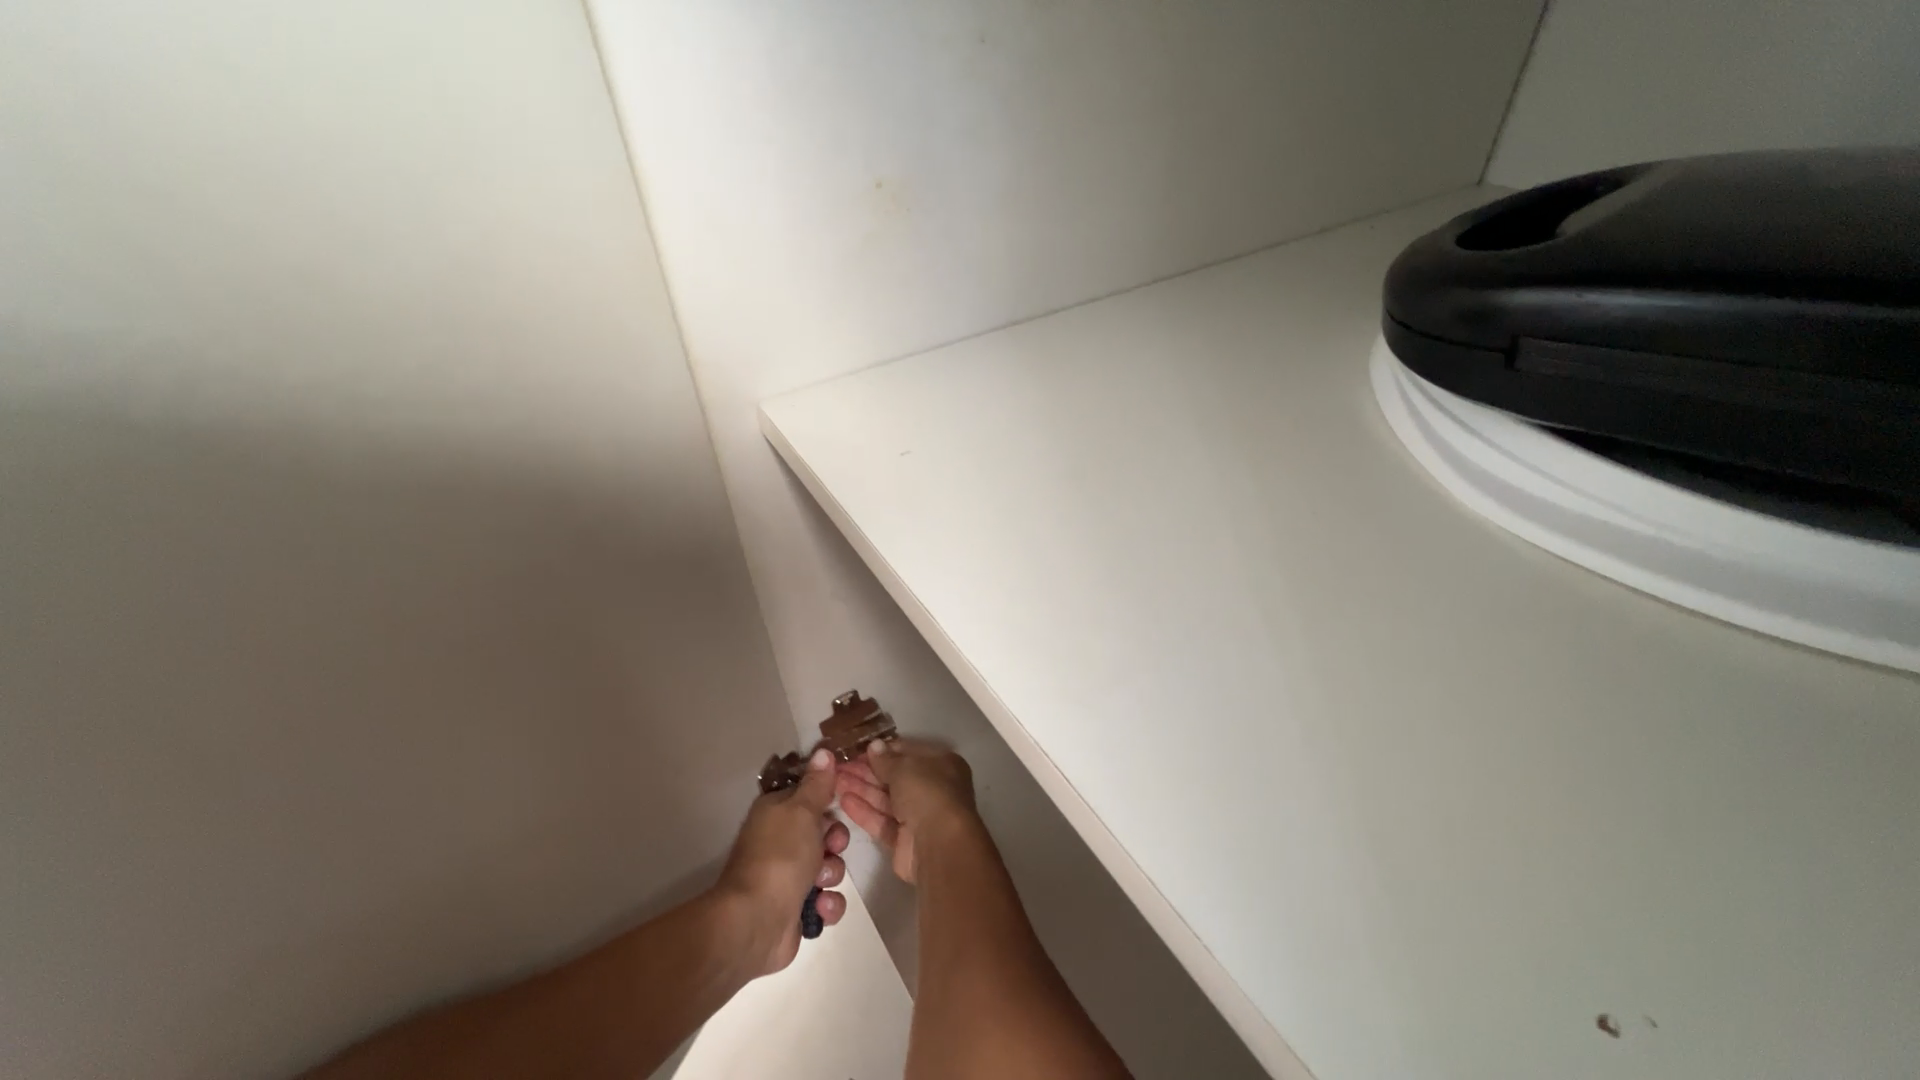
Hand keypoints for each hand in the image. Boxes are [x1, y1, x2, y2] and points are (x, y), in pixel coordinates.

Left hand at [714, 748, 849, 976]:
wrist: (755, 922)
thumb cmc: (780, 857)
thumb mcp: (802, 811)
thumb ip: (817, 784)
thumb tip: (823, 751)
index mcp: (776, 813)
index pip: (811, 798)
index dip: (828, 803)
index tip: (838, 808)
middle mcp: (781, 843)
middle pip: (825, 834)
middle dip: (835, 843)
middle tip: (831, 849)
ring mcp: (788, 878)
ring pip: (829, 868)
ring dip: (832, 876)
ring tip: (820, 886)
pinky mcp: (797, 909)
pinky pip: (826, 900)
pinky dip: (827, 905)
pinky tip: (820, 909)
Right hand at [834, 738, 978, 883]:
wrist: (940, 845)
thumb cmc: (928, 794)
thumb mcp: (905, 768)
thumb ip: (886, 759)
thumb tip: (874, 746)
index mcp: (942, 765)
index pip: (908, 753)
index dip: (883, 751)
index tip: (858, 749)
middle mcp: (933, 789)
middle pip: (895, 777)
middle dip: (867, 771)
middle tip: (839, 765)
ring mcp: (919, 816)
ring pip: (886, 799)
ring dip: (861, 789)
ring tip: (834, 780)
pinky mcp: (905, 840)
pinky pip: (883, 821)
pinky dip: (865, 811)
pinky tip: (844, 801)